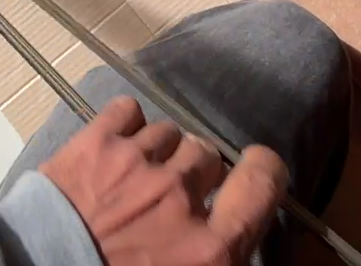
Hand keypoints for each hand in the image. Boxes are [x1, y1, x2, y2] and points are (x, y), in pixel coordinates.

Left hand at [39, 96, 288, 265]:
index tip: (259, 168)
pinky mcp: (96, 141)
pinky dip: (127, 123)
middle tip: (176, 188)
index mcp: (210, 248)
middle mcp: (179, 196)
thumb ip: (216, 255)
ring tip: (139, 170)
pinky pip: (129, 109)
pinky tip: (117, 143)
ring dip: (160, 148)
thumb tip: (227, 237)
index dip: (264, 170)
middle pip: (206, 154)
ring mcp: (136, 162)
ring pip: (168, 131)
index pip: (260, 186)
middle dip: (195, 168)